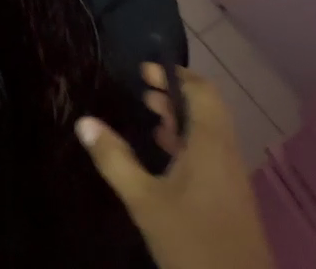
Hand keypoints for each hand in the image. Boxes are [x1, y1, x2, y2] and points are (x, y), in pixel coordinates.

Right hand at [76, 64, 273, 268]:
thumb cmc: (192, 242)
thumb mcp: (145, 201)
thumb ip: (115, 160)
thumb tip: (84, 122)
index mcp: (210, 143)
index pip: (201, 90)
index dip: (175, 75)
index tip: (145, 72)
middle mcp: (225, 152)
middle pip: (207, 108)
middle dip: (176, 94)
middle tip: (143, 91)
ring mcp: (231, 176)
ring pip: (210, 132)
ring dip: (183, 119)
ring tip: (150, 118)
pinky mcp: (231, 196)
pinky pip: (212, 153)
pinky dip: (190, 142)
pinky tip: (165, 160)